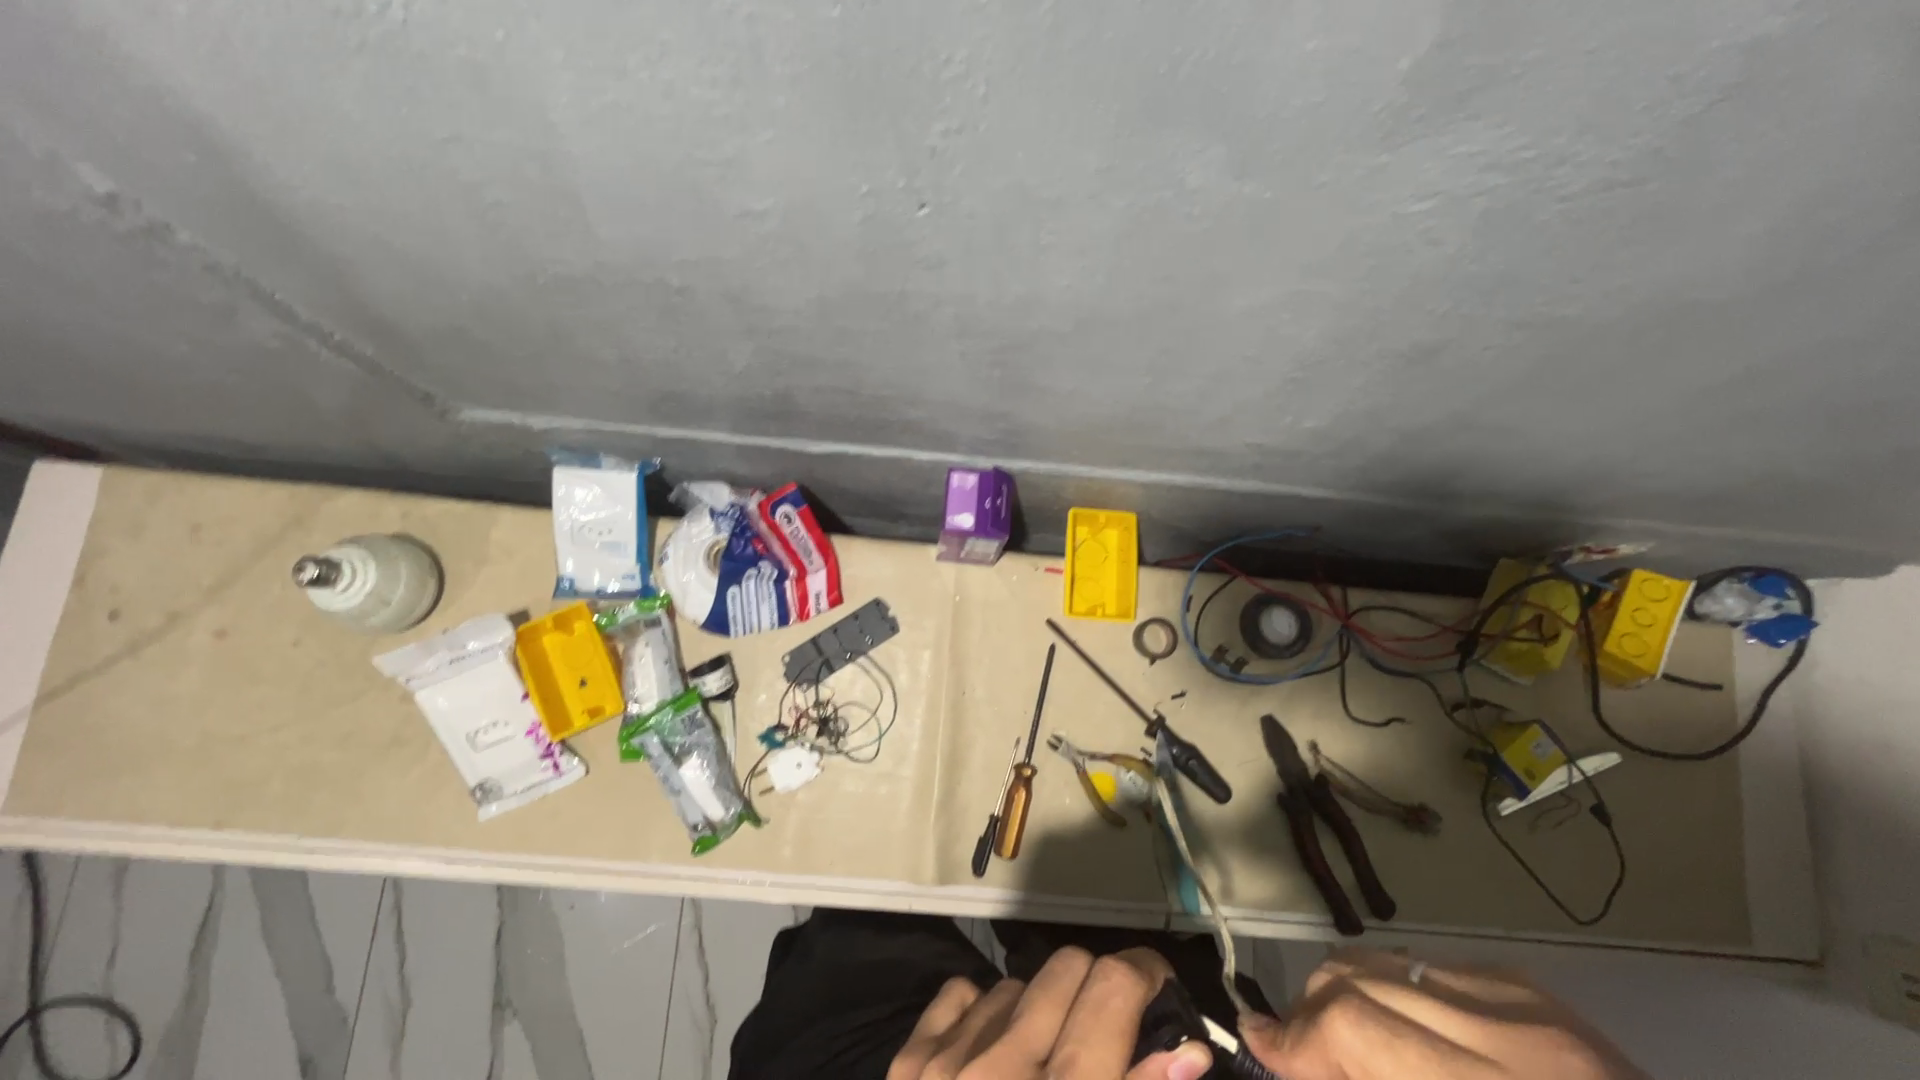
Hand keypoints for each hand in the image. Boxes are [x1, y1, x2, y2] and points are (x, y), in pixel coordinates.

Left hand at [887, 946, 1213, 1079]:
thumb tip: (1190, 1050)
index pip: (1113, 983)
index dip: (1145, 972)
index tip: (1157, 990)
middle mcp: (1005, 1064)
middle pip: (1069, 965)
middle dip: (1098, 987)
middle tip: (1105, 1028)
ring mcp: (950, 1059)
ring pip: (1017, 982)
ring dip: (1040, 1008)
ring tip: (1043, 1056)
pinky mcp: (909, 1063)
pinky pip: (963, 992)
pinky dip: (984, 1012)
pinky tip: (991, 1052)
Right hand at [1242, 949, 1649, 1079]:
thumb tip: (1288, 1059)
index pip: (1354, 1025)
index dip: (1293, 1036)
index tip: (1259, 1047)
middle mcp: (1512, 1039)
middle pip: (1360, 978)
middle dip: (1309, 1011)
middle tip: (1301, 1056)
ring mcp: (1530, 1006)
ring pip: (1389, 961)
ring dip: (1349, 993)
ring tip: (1348, 1042)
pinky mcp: (1538, 994)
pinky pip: (1433, 967)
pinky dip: (1398, 993)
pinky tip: (1407, 1035)